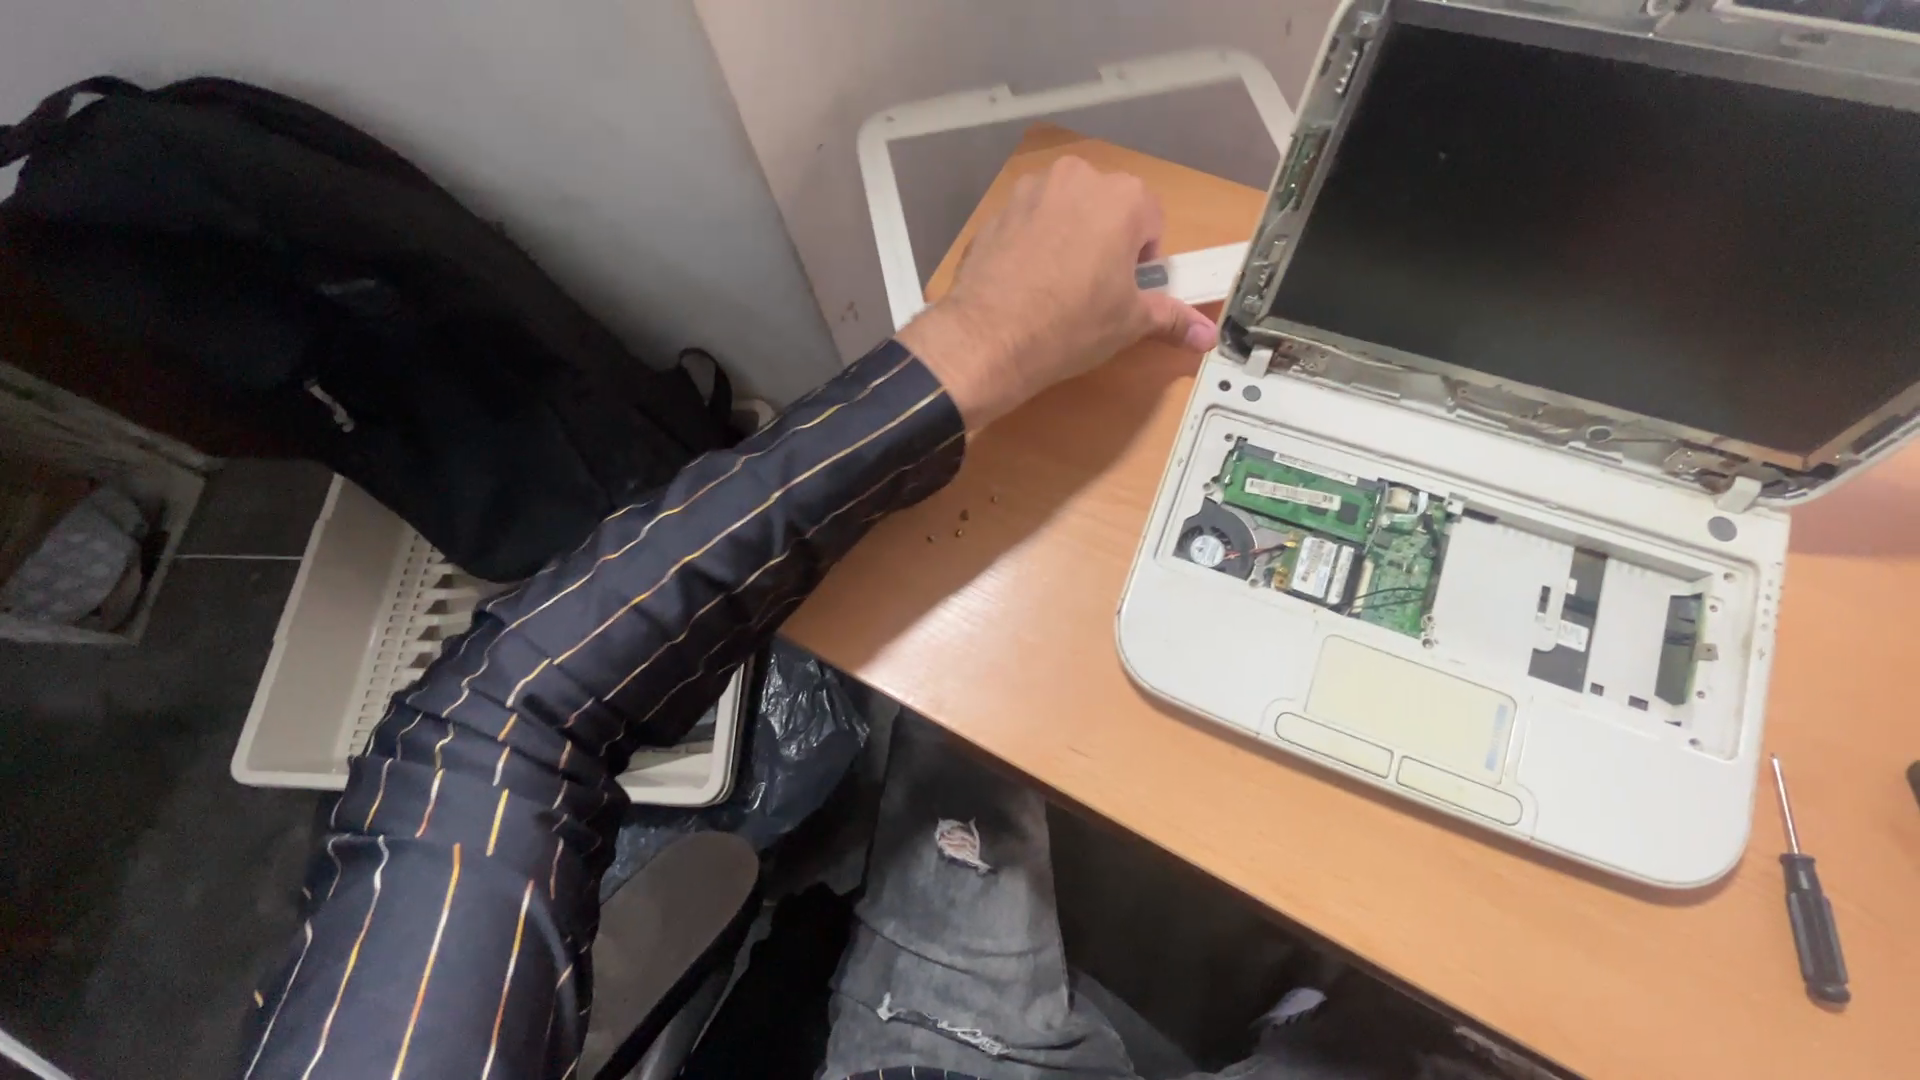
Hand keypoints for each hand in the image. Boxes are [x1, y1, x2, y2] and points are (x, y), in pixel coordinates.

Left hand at [897, 155, 1217, 431]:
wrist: (989, 338)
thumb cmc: (1072, 326)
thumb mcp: (1129, 323)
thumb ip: (1172, 319)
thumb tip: (1208, 337)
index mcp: (1123, 197)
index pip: (1151, 221)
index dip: (1142, 260)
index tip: (1126, 291)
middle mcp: (1077, 178)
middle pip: (1106, 209)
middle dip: (1105, 243)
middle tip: (1092, 292)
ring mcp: (1030, 191)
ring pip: (1064, 212)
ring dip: (1068, 240)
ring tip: (1055, 290)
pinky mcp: (995, 213)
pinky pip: (1027, 226)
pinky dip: (1031, 247)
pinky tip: (1024, 286)